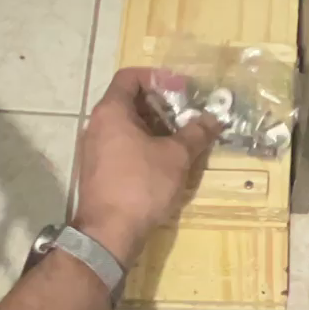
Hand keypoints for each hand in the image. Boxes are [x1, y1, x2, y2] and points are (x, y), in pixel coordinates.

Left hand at [74, 68, 222, 264]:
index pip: (130, 77)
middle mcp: (97, 125)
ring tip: (181, 141)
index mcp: (111, 112)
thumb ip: (196, 133)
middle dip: (161, 106)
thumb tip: (213, 119)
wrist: (109, 233)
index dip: (158, 77)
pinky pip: (123, 147)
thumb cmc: (142, 186)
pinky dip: (144, 147)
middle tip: (187, 117)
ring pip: (127, 127)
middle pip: (129, 102)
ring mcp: (95, 150)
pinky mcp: (99, 171)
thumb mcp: (176, 157)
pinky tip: (165, 163)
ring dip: (155, 129)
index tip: (181, 89)